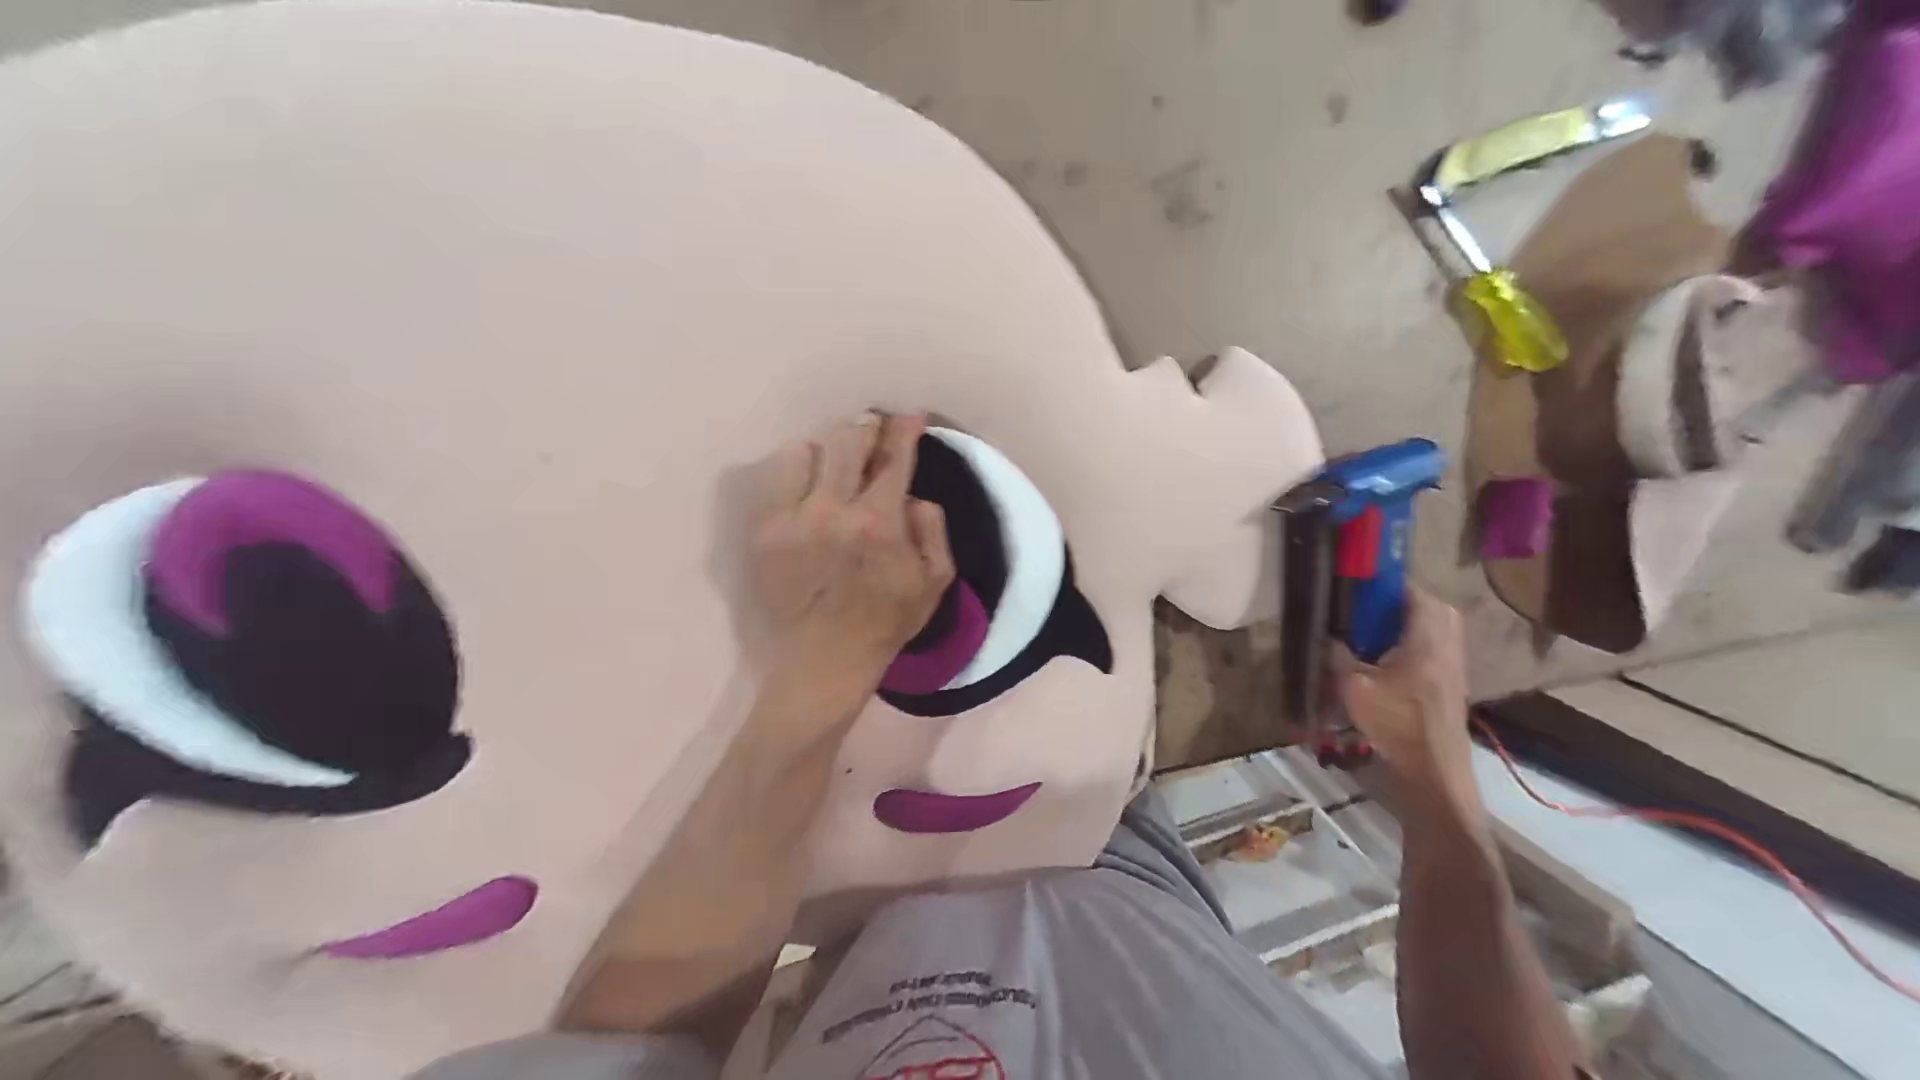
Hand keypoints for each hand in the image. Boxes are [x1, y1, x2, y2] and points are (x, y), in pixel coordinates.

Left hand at [751, 413, 955, 685]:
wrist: (822, 660)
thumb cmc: (885, 623)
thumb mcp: (935, 581)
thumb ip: (933, 528)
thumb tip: (912, 495)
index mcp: (880, 522)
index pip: (895, 458)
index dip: (905, 431)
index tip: (911, 418)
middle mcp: (834, 510)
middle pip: (850, 441)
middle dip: (869, 428)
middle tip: (876, 431)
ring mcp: (793, 518)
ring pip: (810, 450)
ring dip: (832, 448)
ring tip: (840, 460)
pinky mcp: (765, 530)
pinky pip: (779, 475)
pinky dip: (798, 468)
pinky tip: (810, 482)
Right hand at [1336, 589, 1481, 825]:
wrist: (1433, 770)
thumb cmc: (1395, 724)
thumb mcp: (1354, 687)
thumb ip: (1340, 656)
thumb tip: (1330, 639)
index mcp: (1427, 641)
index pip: (1417, 596)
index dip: (1391, 585)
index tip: (1364, 585)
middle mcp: (1447, 648)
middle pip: (1436, 608)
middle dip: (1405, 601)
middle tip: (1372, 608)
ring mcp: (1455, 667)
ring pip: (1441, 628)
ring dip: (1413, 622)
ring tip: (1379, 631)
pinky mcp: (1453, 684)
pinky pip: (1439, 647)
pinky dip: (1418, 642)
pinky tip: (1391, 658)